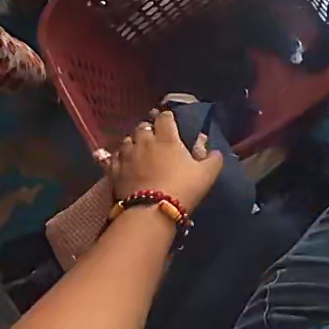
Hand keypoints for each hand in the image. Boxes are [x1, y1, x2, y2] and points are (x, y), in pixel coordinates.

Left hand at [104, 110, 223, 212]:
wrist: (152, 210)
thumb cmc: (183, 187)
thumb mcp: (207, 174)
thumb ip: (213, 159)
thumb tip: (215, 151)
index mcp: (167, 138)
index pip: (165, 117)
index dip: (167, 118)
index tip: (170, 122)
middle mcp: (145, 142)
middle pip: (143, 126)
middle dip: (149, 129)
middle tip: (155, 137)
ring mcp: (127, 155)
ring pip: (126, 140)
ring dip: (133, 142)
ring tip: (138, 149)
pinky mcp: (115, 170)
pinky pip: (113, 158)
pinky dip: (117, 157)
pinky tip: (121, 161)